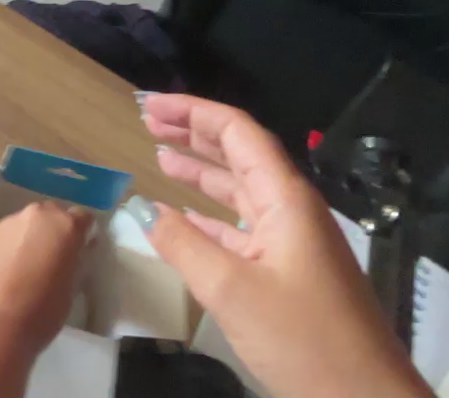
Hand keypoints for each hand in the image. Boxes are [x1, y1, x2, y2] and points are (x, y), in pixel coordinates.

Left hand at [0, 200, 91, 356]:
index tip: (81, 251)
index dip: (84, 234)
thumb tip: (72, 254)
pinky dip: (11, 247)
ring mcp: (8, 222)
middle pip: (52, 215)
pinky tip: (7, 272)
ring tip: (27, 268)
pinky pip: (6, 235)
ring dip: (31, 238)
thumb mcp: (72, 288)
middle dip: (56, 232)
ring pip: (27, 224)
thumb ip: (74, 262)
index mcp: (64, 226)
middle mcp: (36, 215)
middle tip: (55, 259)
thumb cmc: (42, 311)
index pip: (83, 218)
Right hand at [137, 93, 431, 397]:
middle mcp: (291, 208)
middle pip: (239, 152)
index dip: (191, 112)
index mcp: (285, 197)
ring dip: (200, 169)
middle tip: (147, 120)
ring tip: (159, 155)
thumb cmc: (307, 342)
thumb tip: (140, 207)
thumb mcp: (232, 290)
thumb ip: (182, 242)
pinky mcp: (292, 271)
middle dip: (193, 132)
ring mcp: (294, 240)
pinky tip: (182, 216)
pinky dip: (210, 214)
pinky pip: (244, 225)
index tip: (149, 105)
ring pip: (240, 188)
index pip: (236, 131)